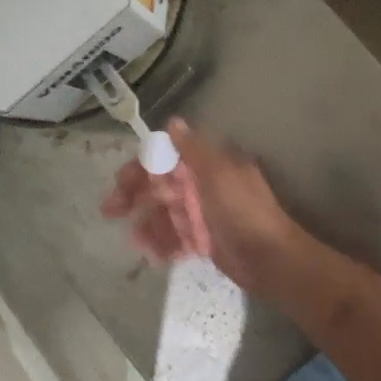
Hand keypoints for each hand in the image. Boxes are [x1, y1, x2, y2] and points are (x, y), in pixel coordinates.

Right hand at [100, 118, 302, 290]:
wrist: (270, 258)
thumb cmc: (243, 211)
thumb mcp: (218, 173)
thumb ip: (194, 149)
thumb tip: (173, 122)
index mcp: (208, 165)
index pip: (166, 159)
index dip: (141, 168)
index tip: (121, 182)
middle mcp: (203, 186)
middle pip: (160, 186)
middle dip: (135, 197)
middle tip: (110, 211)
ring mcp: (202, 215)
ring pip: (164, 215)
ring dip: (147, 225)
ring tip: (139, 241)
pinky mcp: (203, 241)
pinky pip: (175, 238)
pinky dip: (163, 244)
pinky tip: (155, 255)